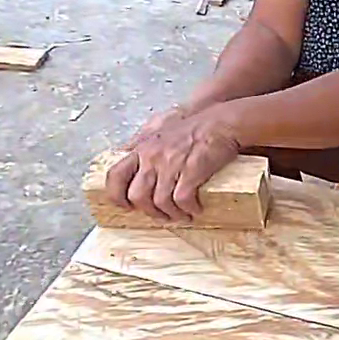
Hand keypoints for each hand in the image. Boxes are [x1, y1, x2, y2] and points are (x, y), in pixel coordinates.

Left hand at [106, 102, 245, 221]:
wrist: (223, 123)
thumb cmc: (197, 126)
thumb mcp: (161, 129)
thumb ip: (143, 141)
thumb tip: (126, 151)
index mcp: (142, 149)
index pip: (115, 176)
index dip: (117, 196)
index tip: (128, 206)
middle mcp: (152, 157)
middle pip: (137, 195)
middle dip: (150, 211)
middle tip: (164, 216)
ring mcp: (171, 164)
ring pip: (159, 201)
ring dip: (171, 214)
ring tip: (183, 216)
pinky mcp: (191, 171)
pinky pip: (182, 199)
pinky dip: (188, 209)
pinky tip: (196, 209)